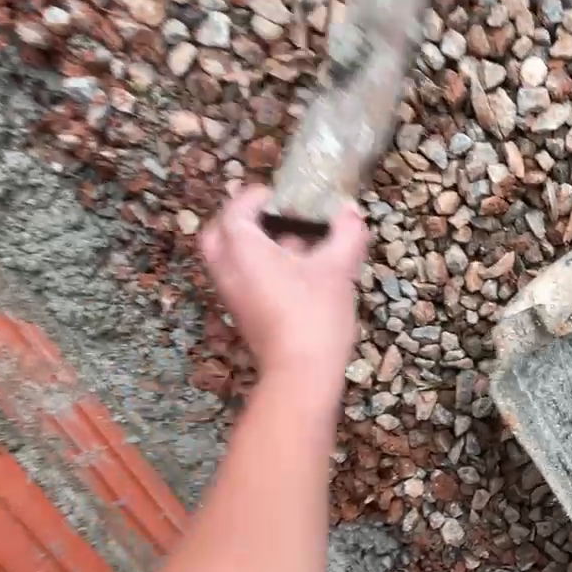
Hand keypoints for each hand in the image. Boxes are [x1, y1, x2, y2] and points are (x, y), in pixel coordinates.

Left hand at [199, 185, 367, 393]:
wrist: (301, 376)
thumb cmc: (314, 316)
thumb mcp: (337, 269)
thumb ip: (345, 234)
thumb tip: (351, 211)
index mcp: (242, 248)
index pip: (236, 208)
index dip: (257, 197)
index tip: (280, 195)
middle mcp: (228, 270)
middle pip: (220, 235)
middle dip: (242, 222)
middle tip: (271, 220)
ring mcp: (234, 298)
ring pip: (232, 261)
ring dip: (255, 249)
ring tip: (295, 249)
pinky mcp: (246, 319)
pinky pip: (245, 284)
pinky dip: (261, 273)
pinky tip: (298, 279)